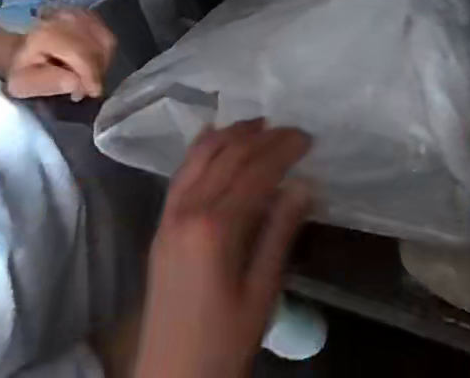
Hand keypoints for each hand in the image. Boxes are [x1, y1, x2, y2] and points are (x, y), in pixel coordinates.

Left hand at [4, 6, 116, 99]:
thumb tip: (76, 83)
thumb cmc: (21, 70)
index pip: (80, 53)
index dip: (91, 74)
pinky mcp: (88, 14)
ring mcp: (80, 14)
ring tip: (90, 78)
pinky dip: (104, 52)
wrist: (19, 49)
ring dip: (103, 62)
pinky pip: (106, 35)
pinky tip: (93, 64)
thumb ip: (48, 83)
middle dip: (97, 70)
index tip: (94, 92)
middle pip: (96, 46)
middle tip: (89, 89)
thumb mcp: (24, 84)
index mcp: (48, 34)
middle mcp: (67, 18)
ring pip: (106, 40)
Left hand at [134, 120, 312, 377]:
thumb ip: (281, 233)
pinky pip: (182, 171)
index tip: (308, 137)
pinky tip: (219, 141)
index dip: (284, 148)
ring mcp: (169, 215)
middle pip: (229, 154)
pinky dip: (203, 148)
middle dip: (263, 135)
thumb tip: (305, 184)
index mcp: (216, 228)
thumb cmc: (223, 344)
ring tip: (260, 125)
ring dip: (231, 133)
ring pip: (200, 154)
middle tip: (292, 131)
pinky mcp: (160, 225)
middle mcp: (188, 210)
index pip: (256, 171)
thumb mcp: (262, 293)